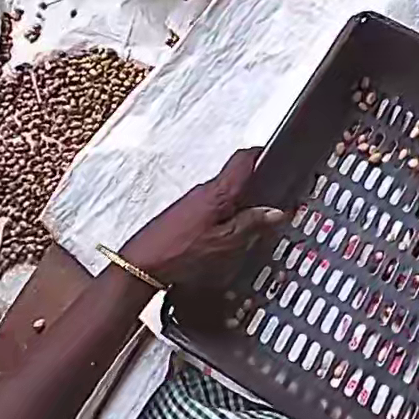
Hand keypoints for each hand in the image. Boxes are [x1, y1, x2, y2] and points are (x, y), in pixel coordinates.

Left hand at [120, 148, 285, 288]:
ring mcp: (193, 202)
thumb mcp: (225, 243)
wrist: (142, 264)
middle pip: (236, 176)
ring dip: (241, 201)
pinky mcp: (185, 214)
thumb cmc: (179, 252)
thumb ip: (251, 224)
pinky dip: (227, 214)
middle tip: (274, 196)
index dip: (261, 154)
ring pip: (225, 193)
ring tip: (256, 220)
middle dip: (256, 184)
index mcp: (218, 192)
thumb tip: (275, 212)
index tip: (275, 156)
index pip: (243, 159)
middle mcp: (204, 191)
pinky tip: (230, 233)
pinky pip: (213, 206)